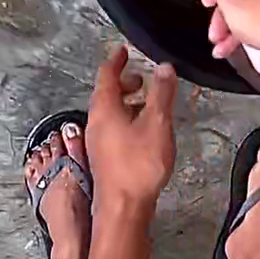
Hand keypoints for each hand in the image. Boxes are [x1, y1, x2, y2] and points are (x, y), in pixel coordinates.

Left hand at [86, 45, 178, 211]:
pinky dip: (125, 120)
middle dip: (123, 83)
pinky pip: (112, 130)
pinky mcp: (104, 157)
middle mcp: (95, 123)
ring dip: (126, 103)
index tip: (123, 52)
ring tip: (146, 105)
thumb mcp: (157, 123)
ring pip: (109, 113)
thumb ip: (161, 94)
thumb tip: (164, 68)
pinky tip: (142, 132)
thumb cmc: (138, 165)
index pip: (106, 75)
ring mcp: (97, 142)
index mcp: (105, 109)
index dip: (116, 61)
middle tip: (140, 80)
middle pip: (106, 94)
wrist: (123, 206)